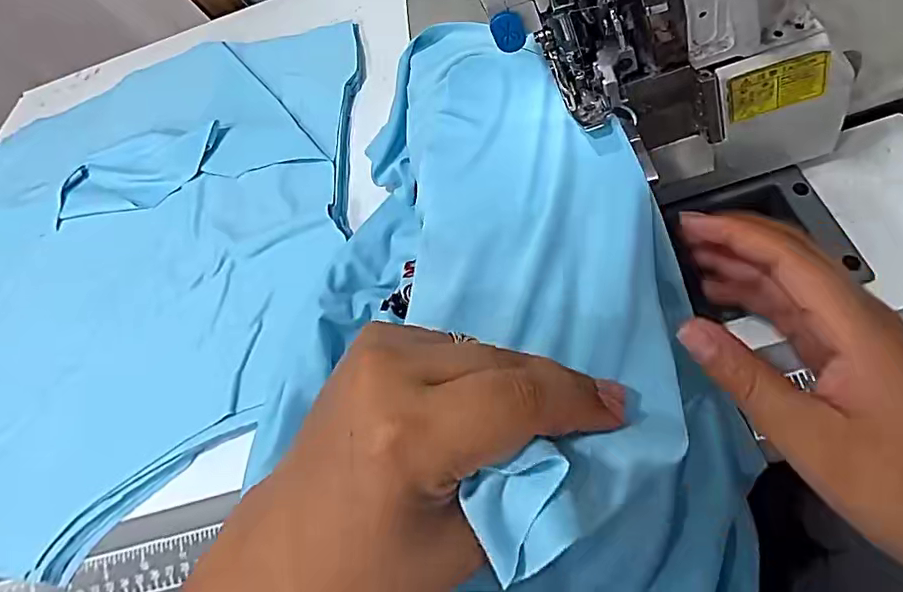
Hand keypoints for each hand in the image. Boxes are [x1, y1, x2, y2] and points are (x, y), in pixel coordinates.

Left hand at [186, 322, 626, 591]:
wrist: (286, 545)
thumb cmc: (369, 566)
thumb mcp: (457, 548)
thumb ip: (518, 486)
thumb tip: (570, 440)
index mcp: (407, 432)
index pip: (513, 397)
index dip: (573, 399)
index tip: (616, 408)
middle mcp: (389, 370)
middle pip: (499, 363)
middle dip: (552, 386)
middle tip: (594, 408)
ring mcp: (377, 345)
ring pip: (478, 347)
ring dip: (515, 374)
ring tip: (543, 407)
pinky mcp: (373, 337)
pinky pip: (450, 343)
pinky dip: (479, 366)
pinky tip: (486, 394)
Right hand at [674, 212, 902, 591]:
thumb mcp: (812, 440)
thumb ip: (745, 378)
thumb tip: (688, 329)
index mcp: (857, 325)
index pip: (787, 254)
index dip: (734, 232)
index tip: (688, 224)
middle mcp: (861, 317)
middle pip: (792, 257)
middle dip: (735, 240)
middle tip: (682, 238)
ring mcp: (860, 335)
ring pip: (794, 283)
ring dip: (745, 269)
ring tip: (693, 264)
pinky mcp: (856, 355)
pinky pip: (800, 312)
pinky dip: (760, 301)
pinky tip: (729, 305)